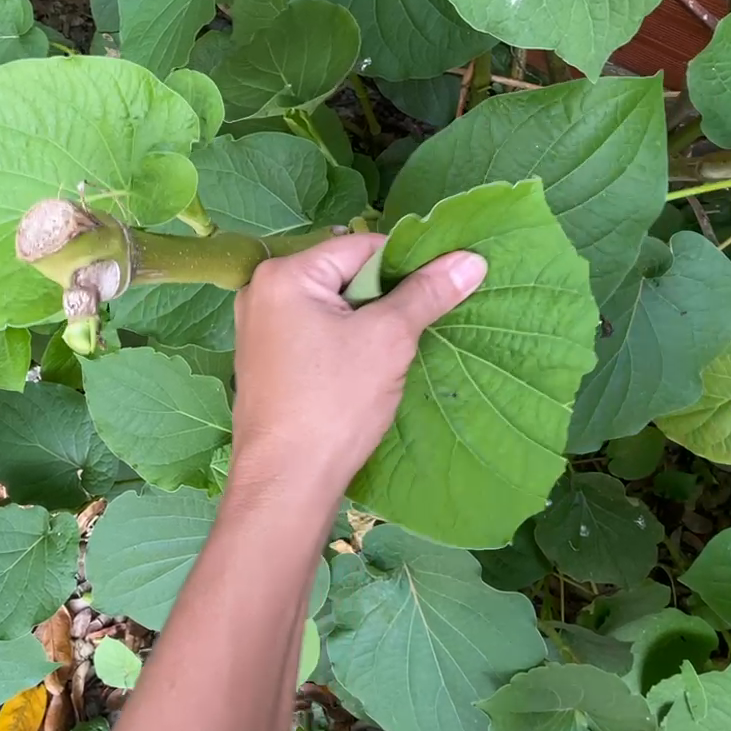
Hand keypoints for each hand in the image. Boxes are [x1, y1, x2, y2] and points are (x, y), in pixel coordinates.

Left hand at [229, 233, 485, 511]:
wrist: (286, 483)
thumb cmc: (334, 402)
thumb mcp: (388, 340)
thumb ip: (427, 293)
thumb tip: (472, 258)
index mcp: (283, 274)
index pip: (360, 247)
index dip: (405, 263)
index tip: (440, 285)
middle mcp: (261, 291)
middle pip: (342, 275)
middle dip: (384, 296)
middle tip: (419, 322)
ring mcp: (258, 328)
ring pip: (330, 306)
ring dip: (366, 321)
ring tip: (397, 346)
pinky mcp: (264, 360)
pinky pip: (313, 332)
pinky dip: (343, 341)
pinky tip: (366, 367)